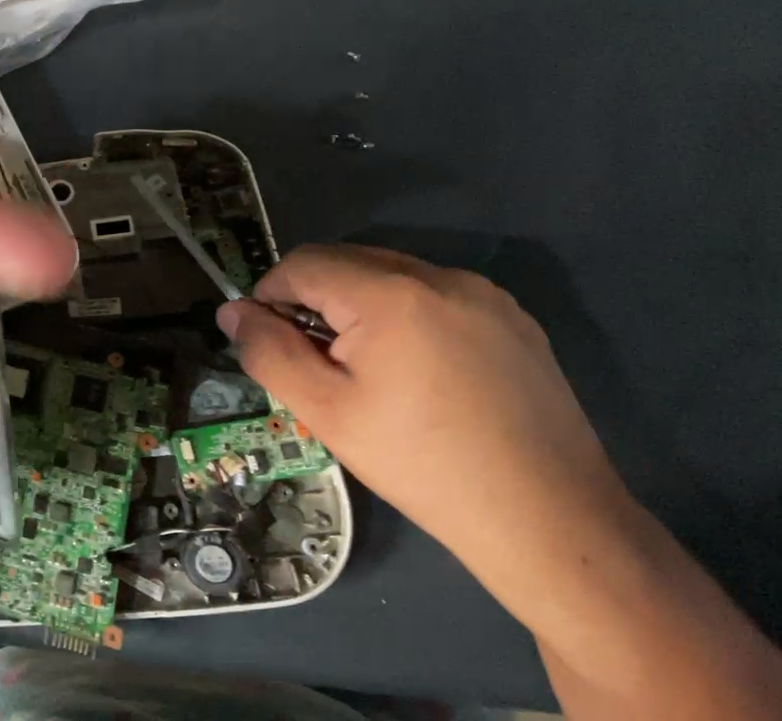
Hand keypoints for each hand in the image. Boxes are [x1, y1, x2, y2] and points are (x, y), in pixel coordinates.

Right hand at [218, 245, 632, 557]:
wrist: (549, 519)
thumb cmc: (421, 463)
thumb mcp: (325, 411)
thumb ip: (268, 352)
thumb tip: (232, 312)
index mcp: (390, 294)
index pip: (303, 264)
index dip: (270, 294)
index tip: (268, 341)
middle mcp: (441, 277)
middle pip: (348, 262)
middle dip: (313, 299)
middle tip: (312, 361)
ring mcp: (486, 297)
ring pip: (393, 278)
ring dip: (359, 306)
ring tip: (364, 370)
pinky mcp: (516, 322)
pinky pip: (437, 298)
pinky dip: (406, 317)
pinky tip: (418, 375)